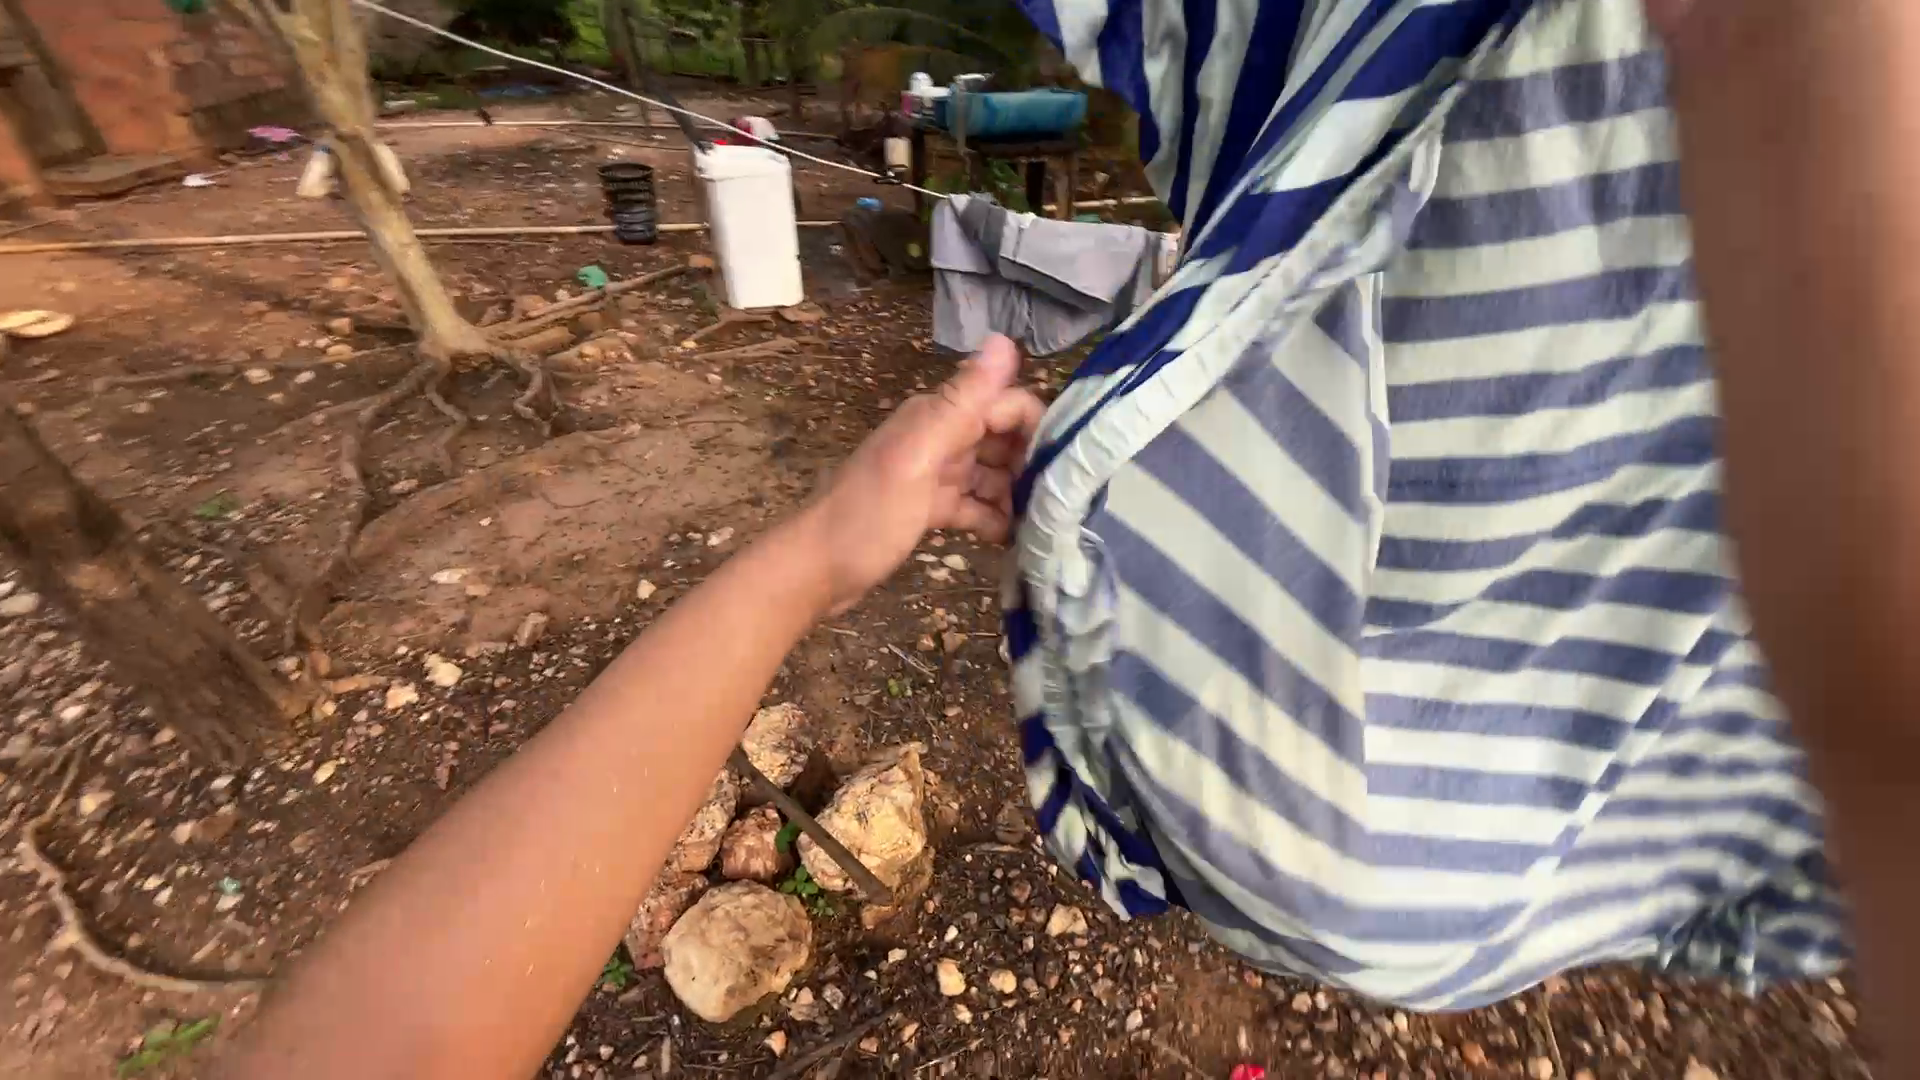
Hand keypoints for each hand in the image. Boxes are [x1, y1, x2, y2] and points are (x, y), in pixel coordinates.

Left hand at [794, 335, 1043, 613]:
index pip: (1005, 405)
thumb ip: (961, 403)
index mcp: (937, 416)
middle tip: (1062, 505)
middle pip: (1003, 440)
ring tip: (1046, 527)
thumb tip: (1005, 339)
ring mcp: (934, 474)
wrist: (815, 571)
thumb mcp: (917, 457)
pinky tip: (1014, 540)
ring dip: (1016, 495)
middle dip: (1032, 465)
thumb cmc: (866, 515)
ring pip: (991, 474)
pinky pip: (972, 505)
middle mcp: (939, 437)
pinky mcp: (928, 508)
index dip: (1038, 429)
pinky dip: (992, 518)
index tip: (1068, 467)